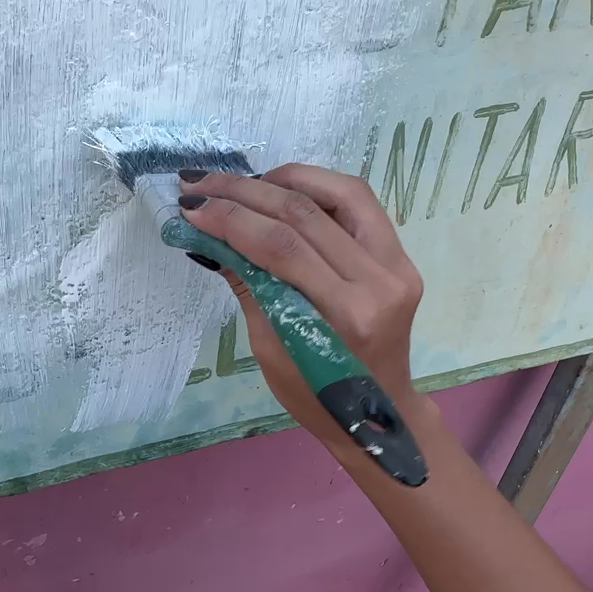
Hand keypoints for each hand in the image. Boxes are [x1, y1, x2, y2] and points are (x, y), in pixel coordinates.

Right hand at [177, 164, 428, 459]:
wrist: (377, 413)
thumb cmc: (316, 396)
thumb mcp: (269, 349)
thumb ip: (249, 285)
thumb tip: (211, 236)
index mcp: (345, 315)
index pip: (281, 248)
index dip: (230, 220)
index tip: (191, 206)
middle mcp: (378, 281)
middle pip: (304, 215)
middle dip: (244, 192)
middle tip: (200, 184)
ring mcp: (398, 264)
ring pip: (338, 193)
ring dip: (282, 179)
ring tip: (240, 181)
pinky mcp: (401, 255)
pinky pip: (357, 203)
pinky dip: (316, 187)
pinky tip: (281, 188)